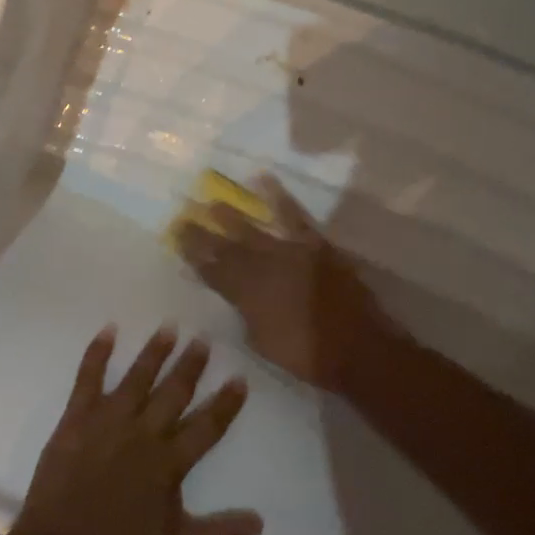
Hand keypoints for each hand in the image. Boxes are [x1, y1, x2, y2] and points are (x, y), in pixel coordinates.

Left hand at [8, 325, 261, 534]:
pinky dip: (98, 353)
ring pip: (138, 378)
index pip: (206, 427)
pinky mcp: (76, 420)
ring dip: (154, 352)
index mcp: (169, 463)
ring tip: (168, 327)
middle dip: (191, 365)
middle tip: (204, 339)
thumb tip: (259, 521)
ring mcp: (108, 422)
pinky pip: (89, 379)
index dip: (225, 404)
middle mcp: (144, 433)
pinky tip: (108, 331)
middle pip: (174, 393)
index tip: (240, 378)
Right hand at [175, 176, 382, 392]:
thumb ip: (246, 317)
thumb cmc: (308, 355)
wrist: (358, 347)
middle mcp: (262, 267)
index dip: (193, 254)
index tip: (176, 238)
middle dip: (202, 232)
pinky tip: (264, 179)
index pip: (211, 270)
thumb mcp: (263, 342)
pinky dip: (279, 196)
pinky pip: (294, 215)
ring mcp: (289, 252)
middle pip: (226, 246)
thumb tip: (237, 301)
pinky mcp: (315, 244)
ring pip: (253, 228)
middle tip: (184, 215)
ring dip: (231, 214)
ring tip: (212, 201)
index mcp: (246, 294)